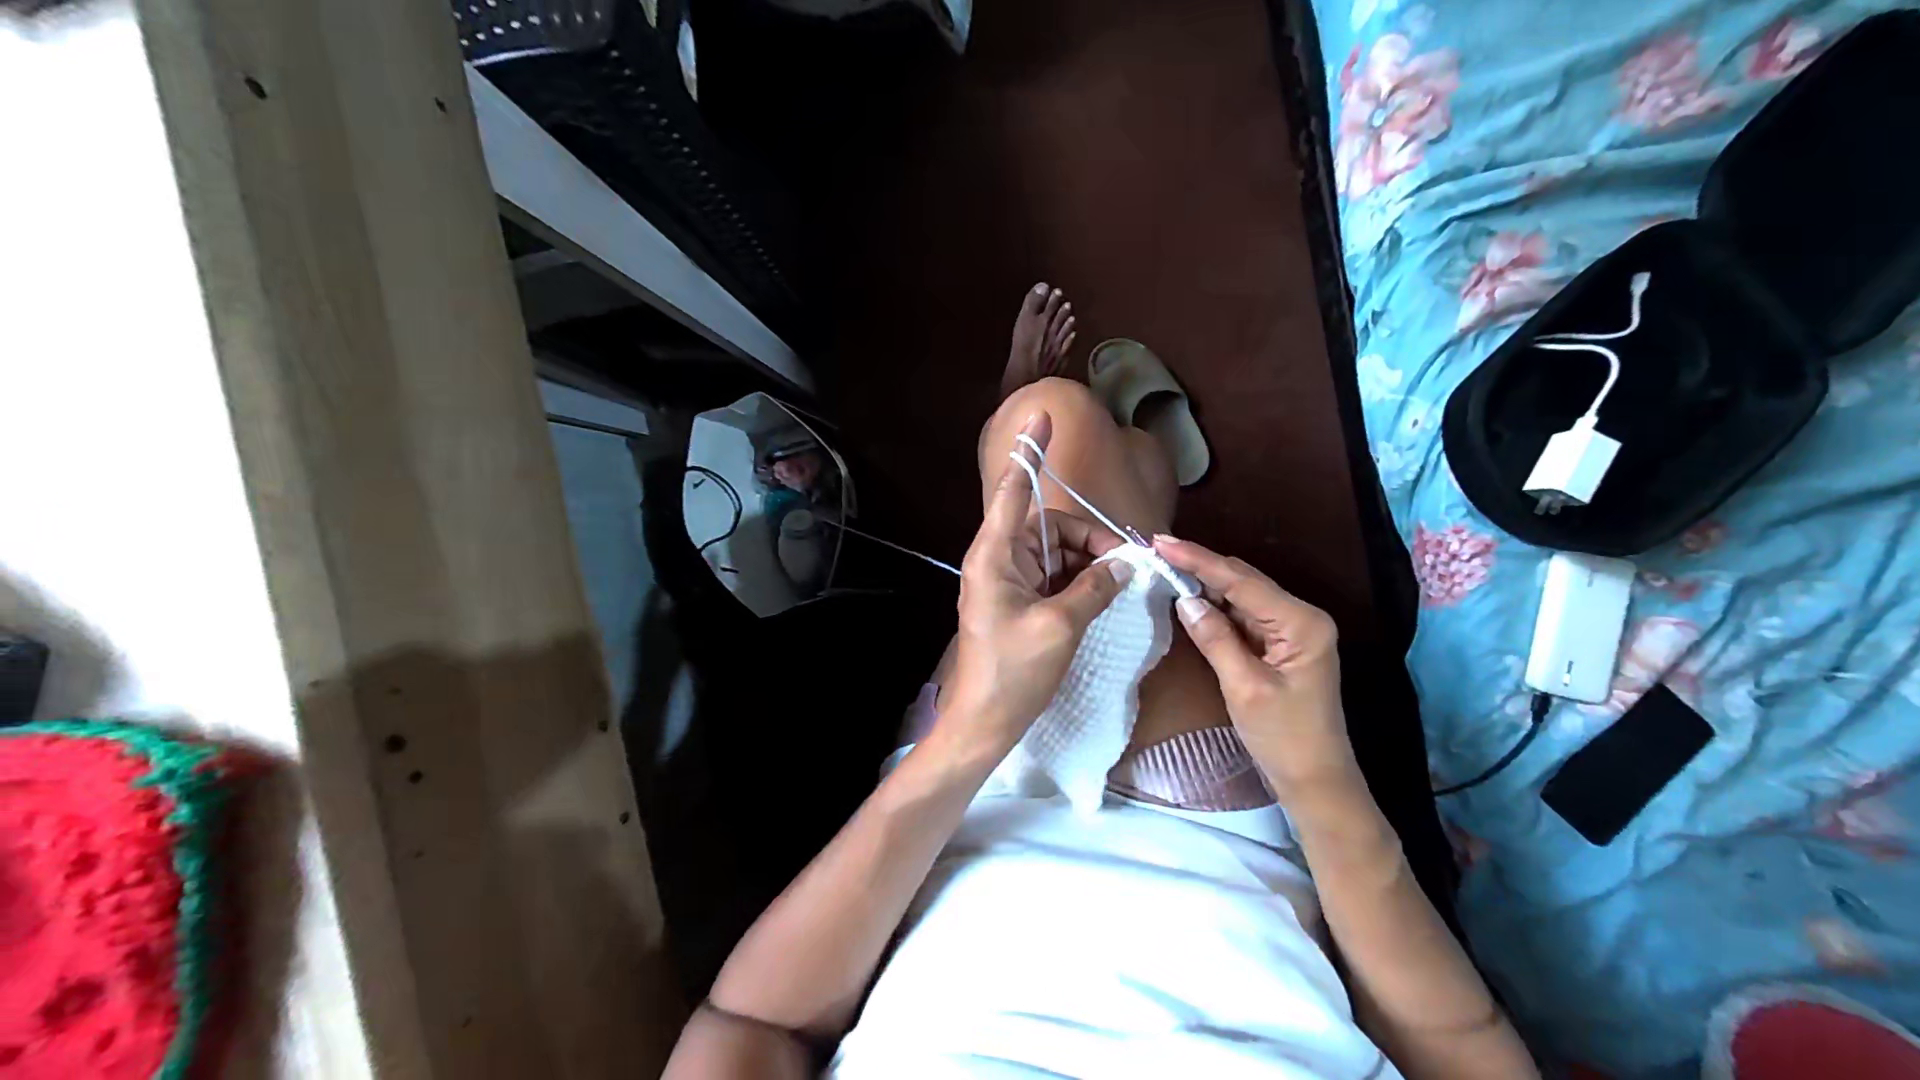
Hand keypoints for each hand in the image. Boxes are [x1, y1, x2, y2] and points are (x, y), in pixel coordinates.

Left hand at [940, 413, 1130, 757]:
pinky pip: (1052, 575)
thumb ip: (1094, 589)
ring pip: (1055, 552)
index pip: (1014, 490)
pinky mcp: (1018, 600)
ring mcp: (1008, 580)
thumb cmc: (1013, 673)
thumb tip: (1123, 565)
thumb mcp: (1060, 627)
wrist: (984, 722)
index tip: (1040, 414)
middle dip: (1088, 539)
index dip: (1030, 452)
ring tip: (1118, 584)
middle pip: (1049, 525)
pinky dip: (1077, 580)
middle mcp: (999, 559)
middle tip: (1127, 563)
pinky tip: (1100, 595)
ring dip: (1087, 562)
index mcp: (995, 555)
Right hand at [1153, 535, 1357, 797]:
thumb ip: (1215, 639)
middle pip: (1243, 581)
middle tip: (1157, 551)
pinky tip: (1190, 597)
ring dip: (1205, 584)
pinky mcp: (1279, 644)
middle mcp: (1300, 617)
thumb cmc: (1284, 736)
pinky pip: (1242, 615)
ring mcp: (1291, 630)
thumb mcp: (1244, 687)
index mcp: (1301, 622)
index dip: (1198, 559)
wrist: (1315, 779)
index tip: (1162, 542)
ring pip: (1240, 595)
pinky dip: (1215, 606)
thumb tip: (1185, 601)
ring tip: (1166, 567)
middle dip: (1200, 565)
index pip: (1241, 581)